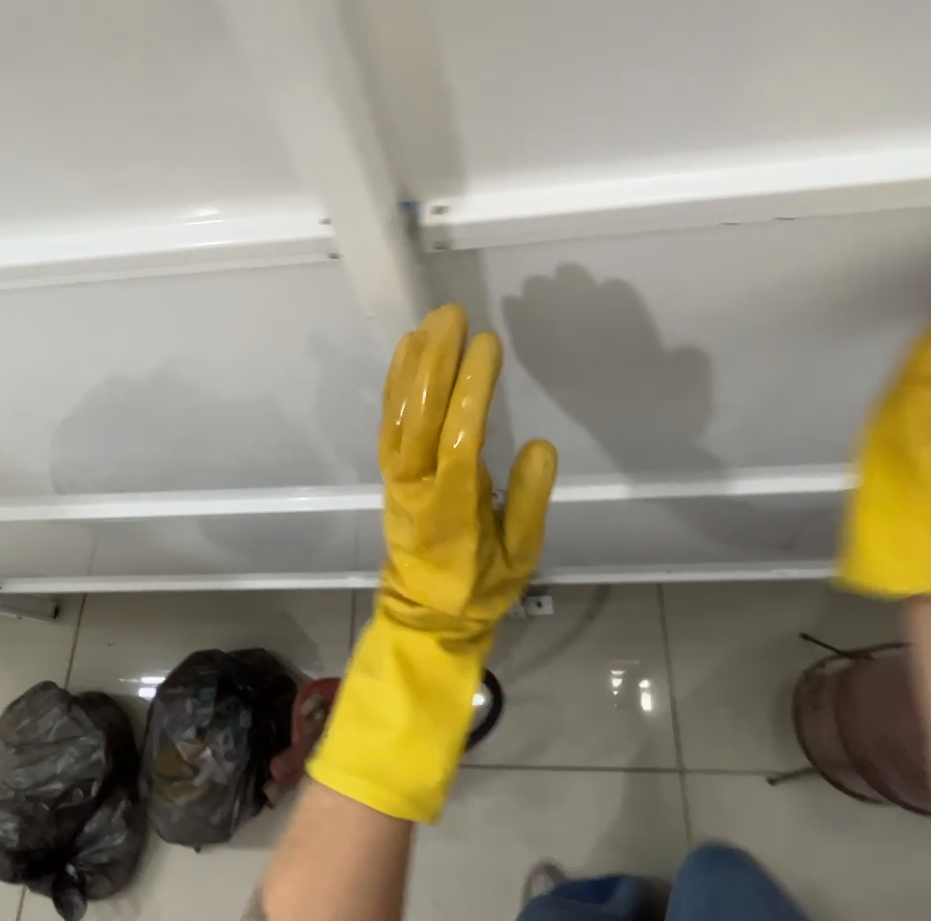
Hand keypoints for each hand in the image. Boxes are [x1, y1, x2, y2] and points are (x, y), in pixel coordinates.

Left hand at [308, 304, 556, 821]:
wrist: (424, 614)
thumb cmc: (480, 585)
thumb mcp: (521, 554)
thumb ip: (530, 500)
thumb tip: (540, 444)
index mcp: (453, 508)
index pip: (460, 437)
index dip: (472, 389)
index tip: (488, 345)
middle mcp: (417, 485)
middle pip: (422, 414)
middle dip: (438, 361)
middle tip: (454, 315)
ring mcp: (398, 476)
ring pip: (401, 412)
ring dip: (415, 363)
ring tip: (432, 321)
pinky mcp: (391, 471)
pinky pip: (390, 421)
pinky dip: (396, 383)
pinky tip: (406, 351)